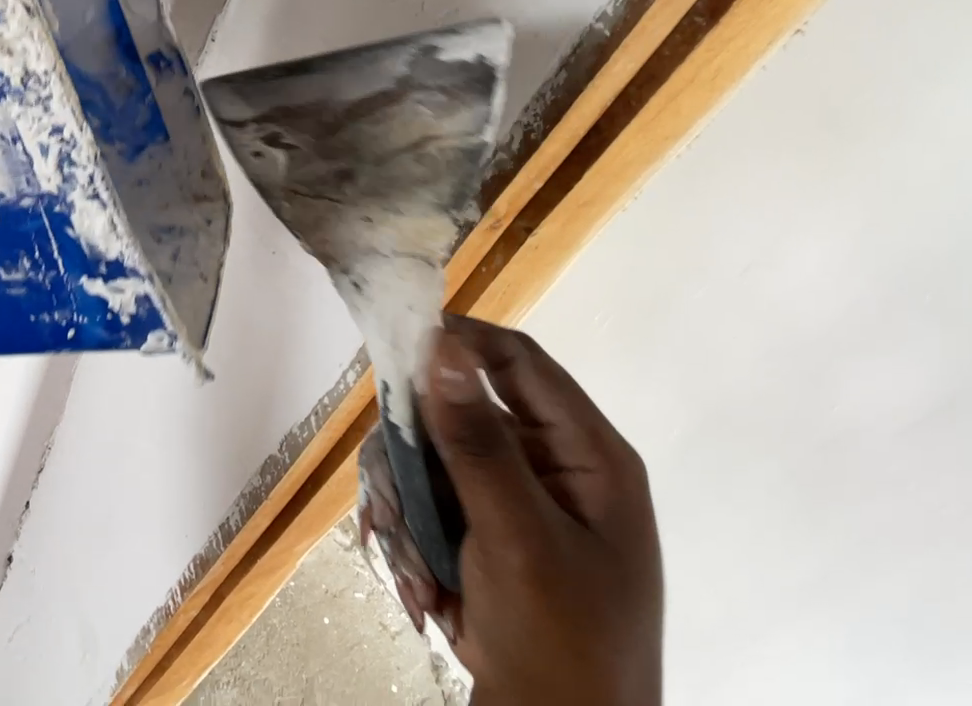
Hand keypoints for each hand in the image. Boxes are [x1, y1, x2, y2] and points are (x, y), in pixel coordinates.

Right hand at [363, 316, 662, 705]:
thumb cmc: (559, 637)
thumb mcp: (517, 537)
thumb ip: (477, 442)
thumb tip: (440, 346)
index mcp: (586, 455)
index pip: (517, 361)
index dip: (458, 340)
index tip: (391, 346)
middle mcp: (547, 464)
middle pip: (454, 411)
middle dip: (413, 454)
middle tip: (392, 497)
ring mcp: (509, 497)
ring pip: (425, 456)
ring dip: (404, 504)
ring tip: (412, 562)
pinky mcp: (479, 527)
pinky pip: (421, 498)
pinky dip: (406, 531)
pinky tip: (417, 578)